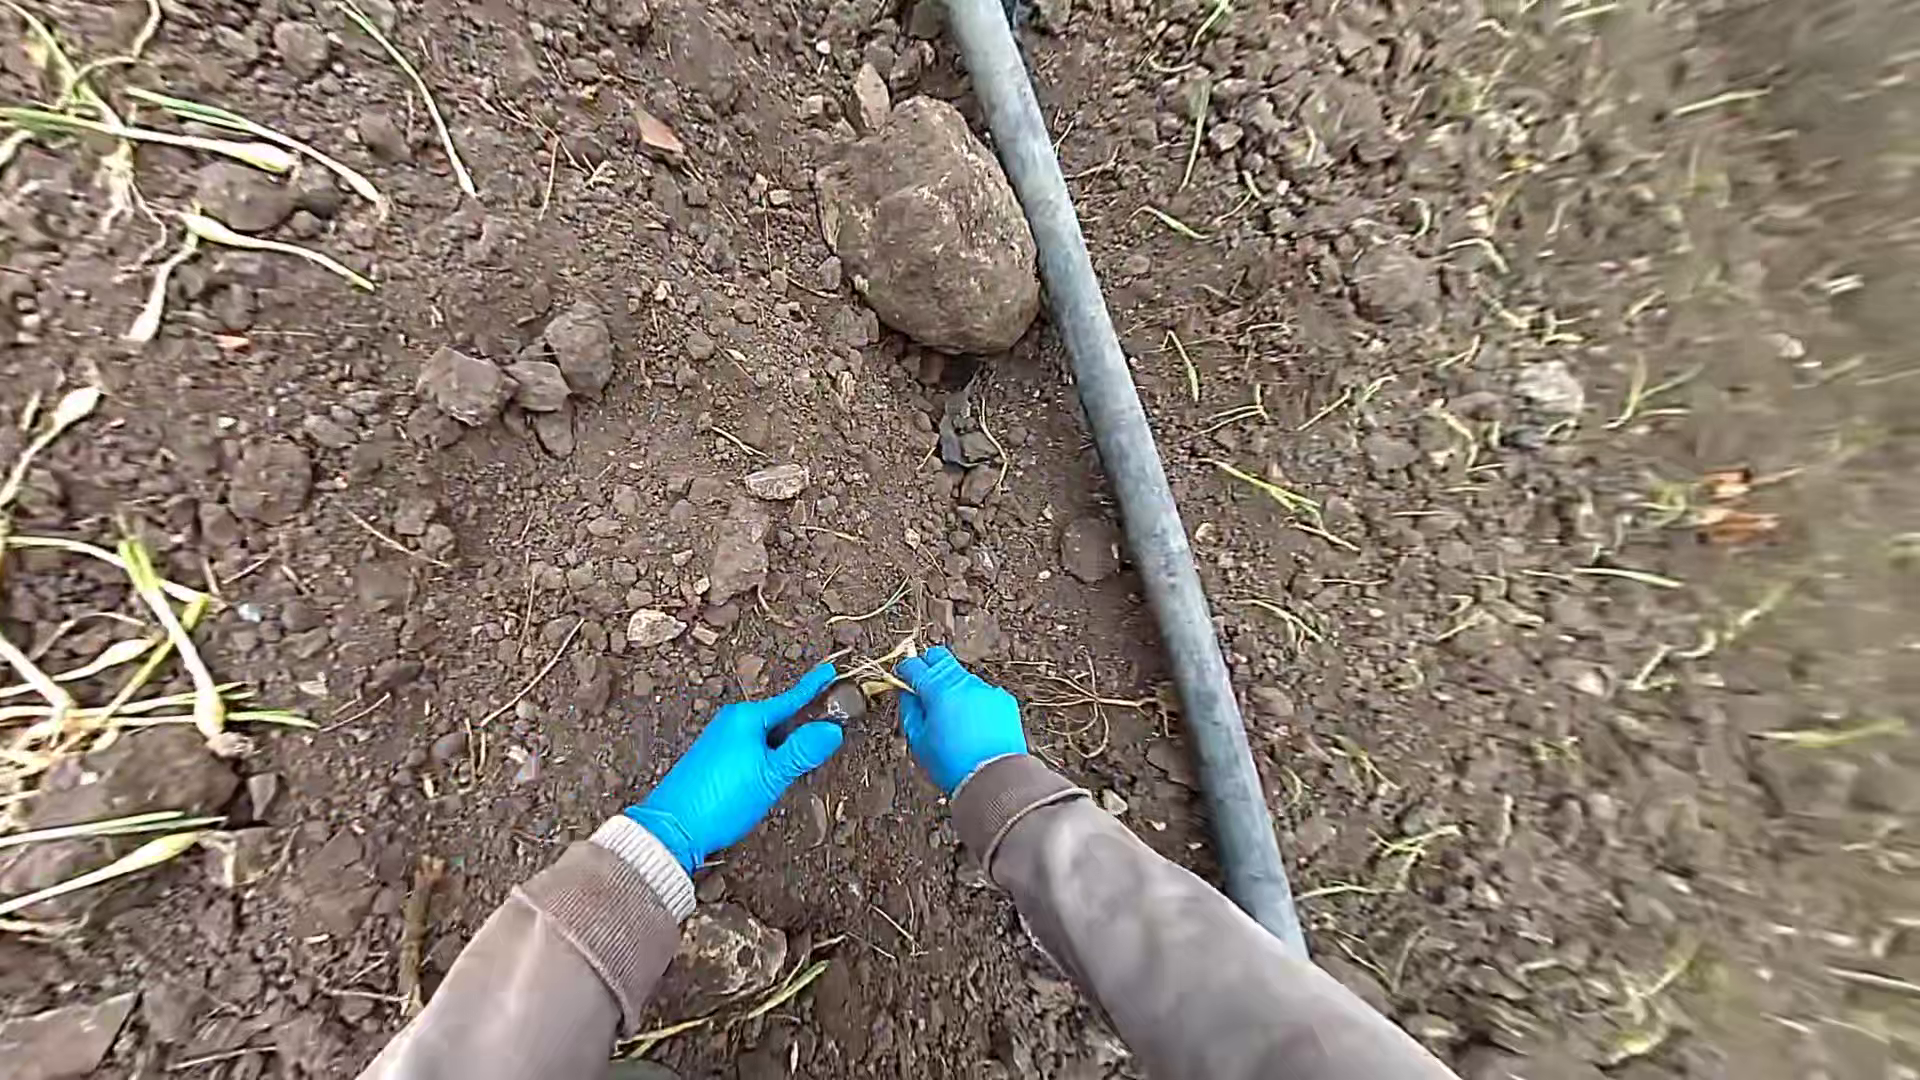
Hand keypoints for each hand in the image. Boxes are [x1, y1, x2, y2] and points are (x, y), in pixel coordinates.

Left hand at [626, 663, 844, 872]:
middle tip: (826, 726)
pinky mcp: (715, 759)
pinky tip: (774, 772)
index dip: (813, 687)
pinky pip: (752, 747)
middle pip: (779, 717)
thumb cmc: (717, 801)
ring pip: (766, 735)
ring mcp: (721, 740)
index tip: (827, 674)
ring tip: (802, 758)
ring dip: (785, 744)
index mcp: (746, 719)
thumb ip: (803, 750)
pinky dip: (769, 755)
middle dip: (802, 725)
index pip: (791, 698)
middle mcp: (732, 723)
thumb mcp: (771, 774)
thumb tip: (830, 730)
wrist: (671, 832)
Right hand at [896, 646, 1026, 793]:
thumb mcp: (919, 740)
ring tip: (950, 714)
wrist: (995, 778)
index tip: (902, 676)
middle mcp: (963, 683)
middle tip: (923, 685)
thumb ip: (910, 709)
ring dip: (952, 687)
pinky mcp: (1002, 699)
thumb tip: (906, 692)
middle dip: (928, 666)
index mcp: (938, 690)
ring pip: (962, 676)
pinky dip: (973, 701)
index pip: (915, 665)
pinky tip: (972, 723)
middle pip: (940, 657)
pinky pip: (982, 692)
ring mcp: (985, 689)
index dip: (905, 670)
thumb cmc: (953, 765)